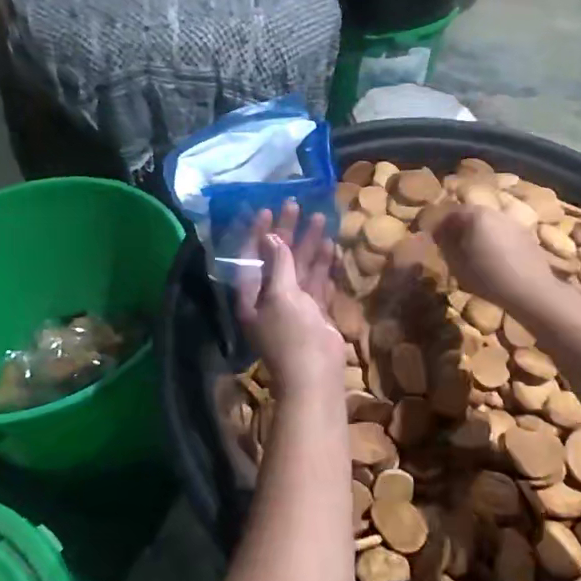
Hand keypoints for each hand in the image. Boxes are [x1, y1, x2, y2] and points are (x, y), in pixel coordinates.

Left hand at [234, 204, 343, 398]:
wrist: (315, 376)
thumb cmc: (292, 335)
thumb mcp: (280, 296)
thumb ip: (278, 264)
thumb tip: (270, 236)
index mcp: (251, 296)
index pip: (251, 257)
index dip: (258, 233)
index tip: (268, 210)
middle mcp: (269, 298)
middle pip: (276, 259)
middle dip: (286, 233)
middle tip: (296, 205)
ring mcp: (293, 306)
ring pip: (299, 269)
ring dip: (308, 245)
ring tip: (319, 217)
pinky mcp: (314, 313)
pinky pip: (316, 284)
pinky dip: (322, 266)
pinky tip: (330, 246)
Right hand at [435, 205, 560, 314]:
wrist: (531, 290)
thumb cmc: (486, 275)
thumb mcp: (455, 262)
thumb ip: (445, 244)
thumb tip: (440, 234)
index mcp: (476, 215)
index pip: (450, 212)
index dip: (439, 226)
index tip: (434, 241)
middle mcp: (496, 212)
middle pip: (471, 215)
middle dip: (459, 228)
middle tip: (451, 246)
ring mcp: (514, 223)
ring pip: (488, 224)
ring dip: (477, 234)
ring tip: (472, 253)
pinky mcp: (527, 236)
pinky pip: (502, 233)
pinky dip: (493, 240)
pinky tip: (492, 258)